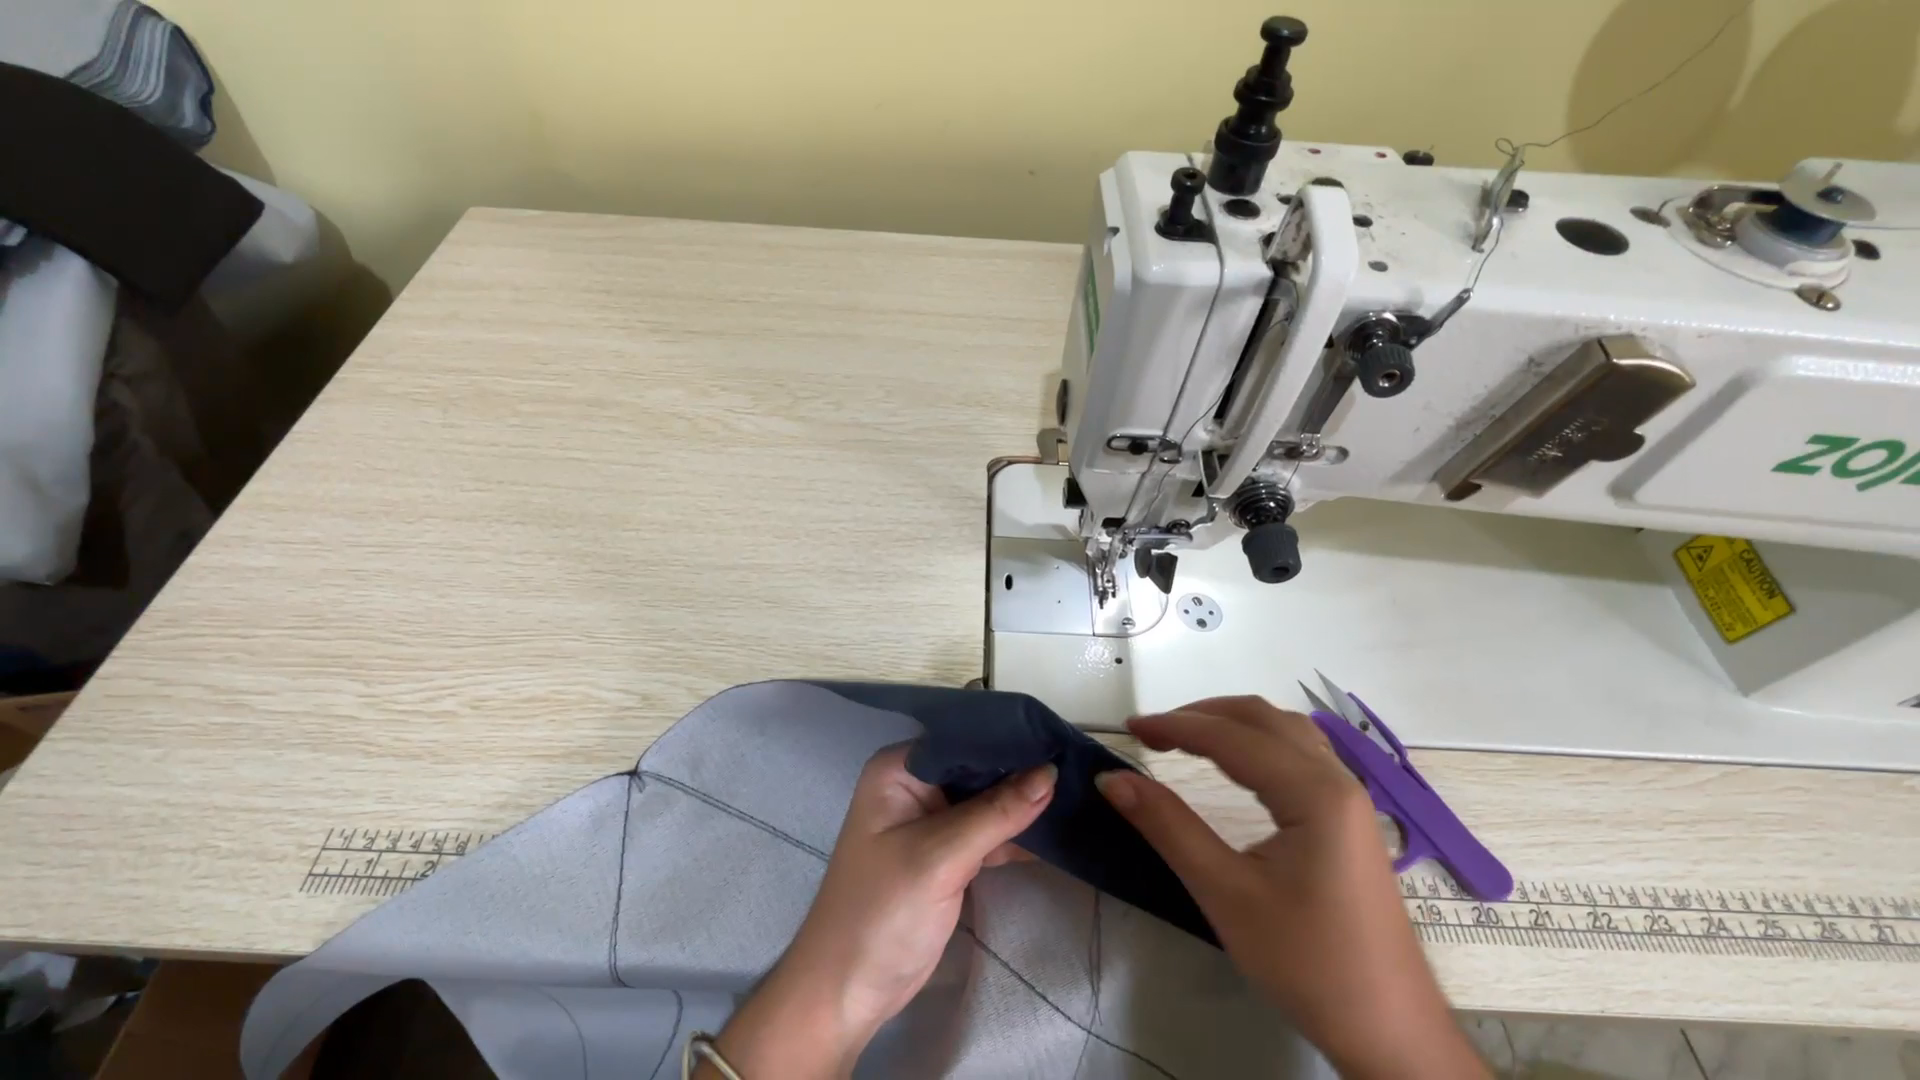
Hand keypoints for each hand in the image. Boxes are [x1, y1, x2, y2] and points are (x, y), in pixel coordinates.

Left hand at [703, 745, 1056, 1078]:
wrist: (850, 991)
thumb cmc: (881, 913)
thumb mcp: (940, 858)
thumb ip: (996, 813)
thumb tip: (1051, 771)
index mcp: (899, 770)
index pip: (963, 738)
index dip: (1010, 736)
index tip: (1060, 736)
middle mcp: (915, 786)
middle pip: (979, 766)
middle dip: (1024, 768)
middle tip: (1081, 763)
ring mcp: (931, 822)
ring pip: (988, 800)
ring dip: (1026, 801)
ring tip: (1081, 788)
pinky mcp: (948, 855)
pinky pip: (990, 831)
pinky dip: (1019, 832)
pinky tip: (1060, 827)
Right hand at [1095, 697, 1488, 1079]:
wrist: (1388, 1027)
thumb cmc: (1307, 962)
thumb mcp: (1226, 894)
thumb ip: (1168, 827)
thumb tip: (1113, 778)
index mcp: (1314, 793)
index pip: (1233, 736)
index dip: (1176, 726)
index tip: (1129, 729)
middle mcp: (1337, 781)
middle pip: (1264, 719)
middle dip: (1203, 715)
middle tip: (1151, 733)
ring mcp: (1350, 800)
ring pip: (1287, 732)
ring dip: (1233, 723)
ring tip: (1185, 738)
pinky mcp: (1349, 820)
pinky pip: (1301, 755)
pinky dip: (1258, 743)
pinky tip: (1238, 764)